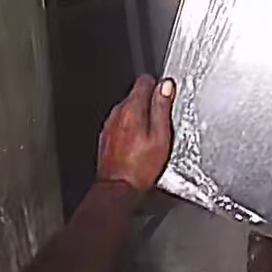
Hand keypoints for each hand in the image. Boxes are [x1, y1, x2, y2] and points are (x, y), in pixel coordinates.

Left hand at [95, 75, 175, 193]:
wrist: (117, 190)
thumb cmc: (140, 167)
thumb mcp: (160, 136)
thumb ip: (162, 107)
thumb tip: (166, 86)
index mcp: (132, 109)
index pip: (144, 81)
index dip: (158, 87)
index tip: (164, 98)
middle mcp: (117, 113)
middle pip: (136, 94)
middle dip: (149, 103)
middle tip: (160, 122)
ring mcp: (110, 124)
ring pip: (128, 109)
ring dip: (139, 116)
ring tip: (150, 136)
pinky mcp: (106, 136)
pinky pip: (121, 123)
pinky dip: (130, 128)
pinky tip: (138, 144)